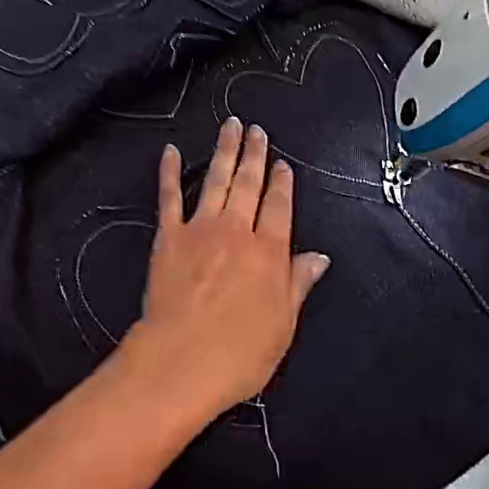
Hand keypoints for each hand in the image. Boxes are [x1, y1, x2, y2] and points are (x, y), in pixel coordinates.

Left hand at [122, 118, 329, 419]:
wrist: (179, 362)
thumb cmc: (238, 353)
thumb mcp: (283, 324)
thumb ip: (299, 283)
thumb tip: (319, 257)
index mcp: (268, 251)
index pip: (279, 206)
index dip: (282, 182)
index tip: (282, 164)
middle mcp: (237, 231)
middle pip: (249, 184)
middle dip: (255, 154)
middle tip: (257, 130)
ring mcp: (201, 229)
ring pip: (216, 180)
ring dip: (225, 151)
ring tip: (230, 126)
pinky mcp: (169, 237)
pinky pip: (169, 197)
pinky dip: (169, 173)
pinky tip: (170, 152)